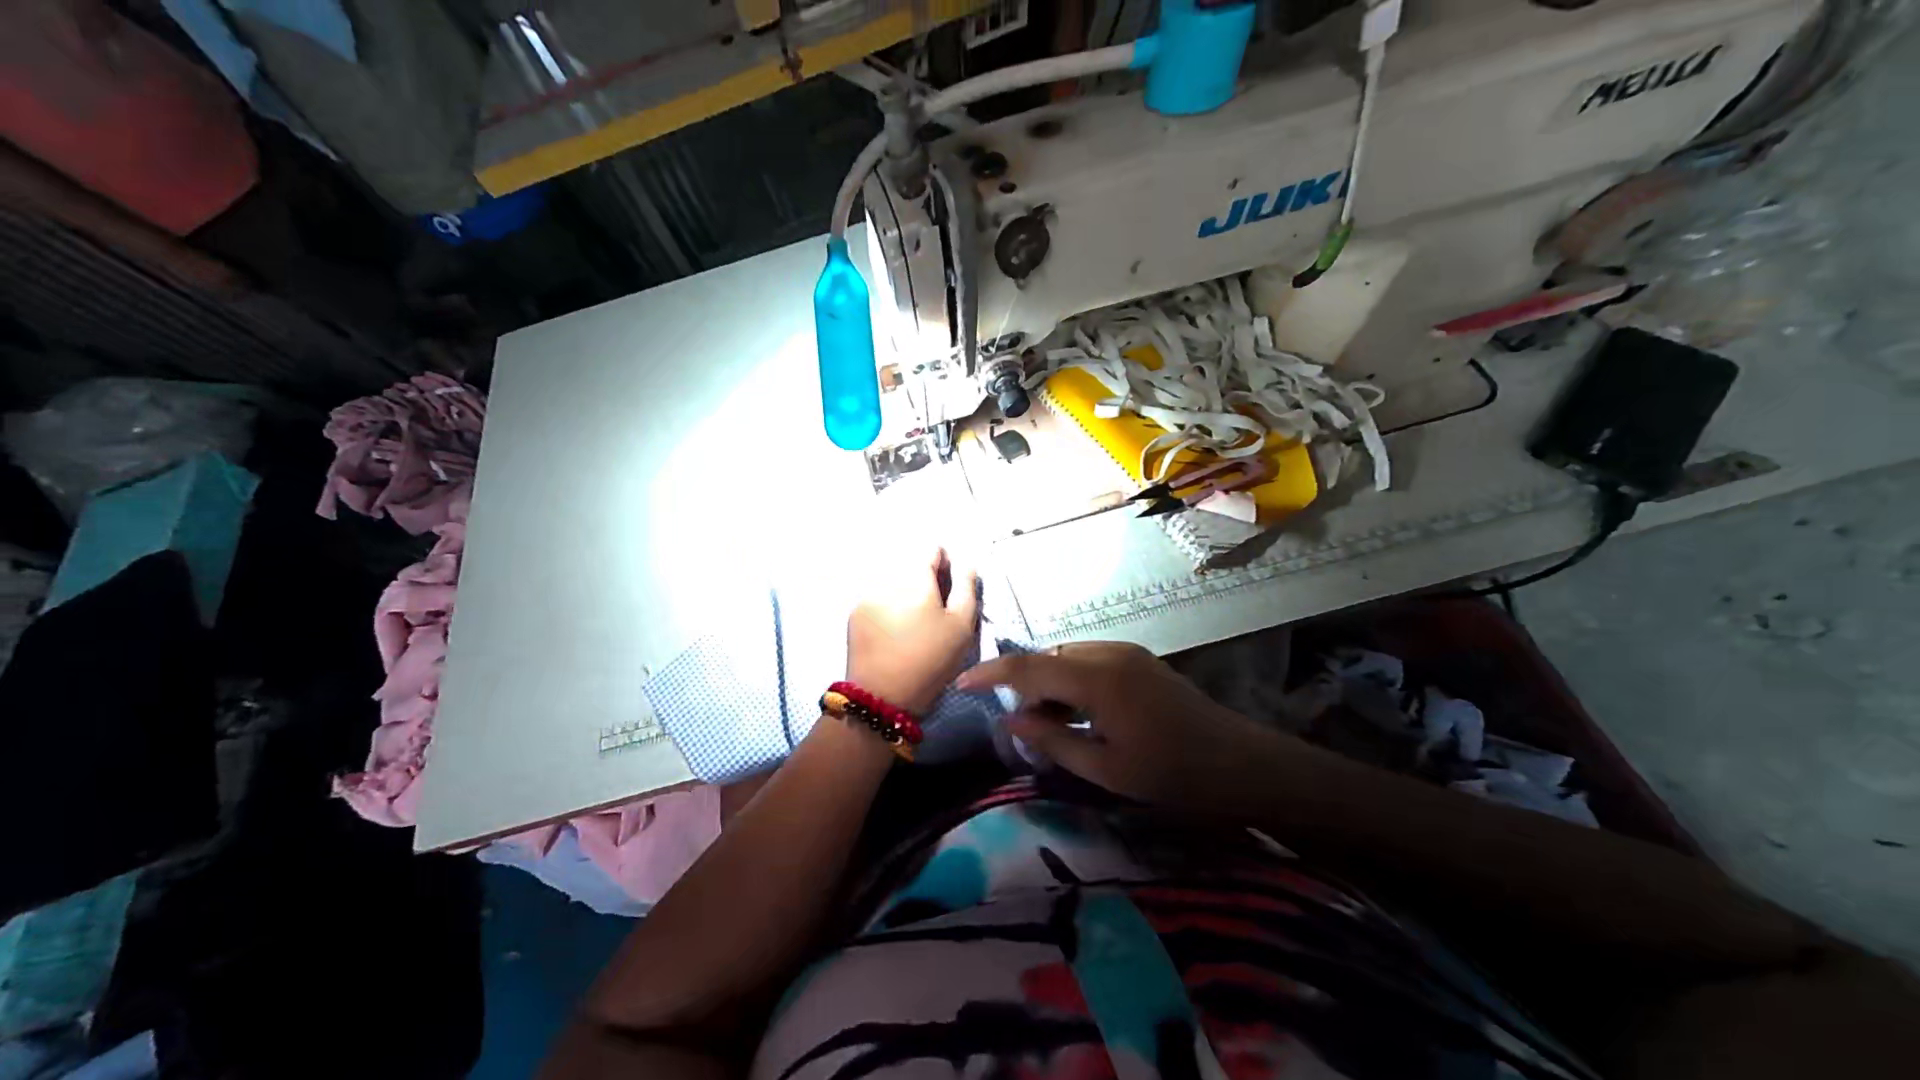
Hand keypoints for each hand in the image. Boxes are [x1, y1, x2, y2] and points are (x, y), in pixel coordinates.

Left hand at [845, 549, 980, 714]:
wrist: (883, 697)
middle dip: (925, 583)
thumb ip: (966, 588)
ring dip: (906, 595)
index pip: (931, 550)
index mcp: (914, 579)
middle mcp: (886, 580)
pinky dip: (890, 608)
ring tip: (915, 625)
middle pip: (911, 567)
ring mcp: (867, 597)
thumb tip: (965, 563)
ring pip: (894, 584)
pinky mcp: (855, 615)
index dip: (945, 564)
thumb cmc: (930, 661)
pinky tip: (896, 633)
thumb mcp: (962, 627)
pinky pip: (879, 600)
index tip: (950, 588)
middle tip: (935, 612)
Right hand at [957, 642, 1289, 805]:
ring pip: (1067, 657)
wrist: (1239, 762)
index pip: (1030, 667)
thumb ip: (1053, 739)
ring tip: (1051, 724)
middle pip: (1047, 658)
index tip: (962, 683)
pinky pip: (1088, 659)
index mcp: (1097, 679)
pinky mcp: (1138, 659)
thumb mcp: (1105, 768)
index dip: (991, 673)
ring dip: (1049, 682)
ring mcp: (1126, 652)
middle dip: (1024, 685)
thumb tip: (1012, 719)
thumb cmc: (1171, 773)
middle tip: (1023, 727)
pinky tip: (1079, 712)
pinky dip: (1071, 680)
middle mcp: (1108, 653)